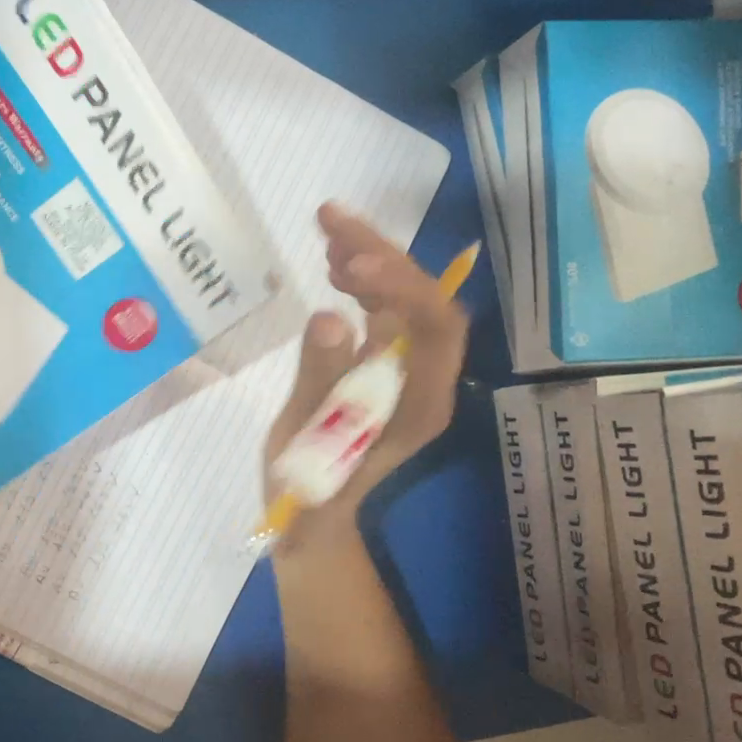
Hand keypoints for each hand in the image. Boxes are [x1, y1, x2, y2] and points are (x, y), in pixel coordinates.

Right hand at [266, 203, 469, 550]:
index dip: (401, 289)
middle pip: (423, 302)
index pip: (435, 329)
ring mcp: (406, 370)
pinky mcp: (383, 366)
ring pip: (405, 299)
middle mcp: (425, 379)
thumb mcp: (305, 441)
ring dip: (372, 258)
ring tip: (327, 226)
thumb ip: (319, 381)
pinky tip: (333, 263)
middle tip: (331, 221)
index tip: (350, 268)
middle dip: (383, 257)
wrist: (312, 520)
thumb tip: (328, 317)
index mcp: (420, 403)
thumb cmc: (308, 492)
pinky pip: (384, 312)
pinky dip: (361, 281)